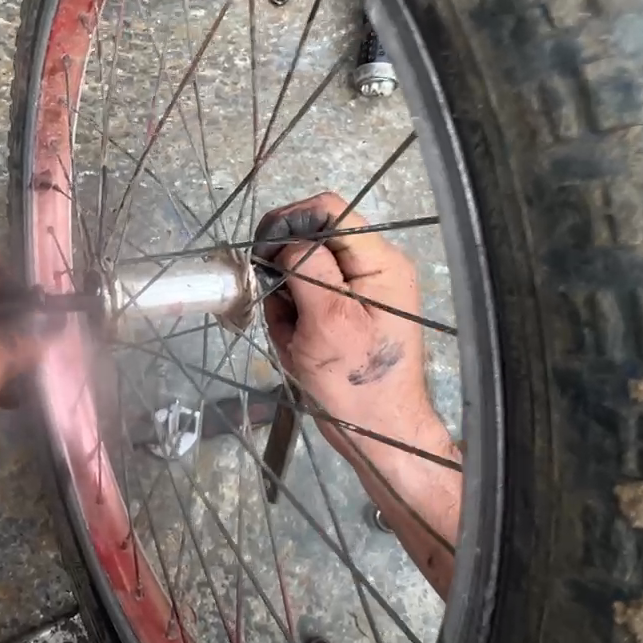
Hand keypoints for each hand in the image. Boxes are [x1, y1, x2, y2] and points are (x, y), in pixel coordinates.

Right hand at [256, 194, 432, 441]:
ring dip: (283, 293)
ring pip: (300, 265)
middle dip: (283, 265)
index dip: (289, 221)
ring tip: (290, 330)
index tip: (263, 252)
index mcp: (378, 261)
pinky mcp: (342, 308)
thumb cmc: (357, 382)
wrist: (377, 433)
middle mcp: (370, 266)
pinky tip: (295, 339)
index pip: (328, 210)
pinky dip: (289, 311)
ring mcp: (356, 288)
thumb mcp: (328, 321)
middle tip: (275, 300)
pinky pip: (302, 292)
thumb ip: (307, 269)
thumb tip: (284, 240)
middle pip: (311, 235)